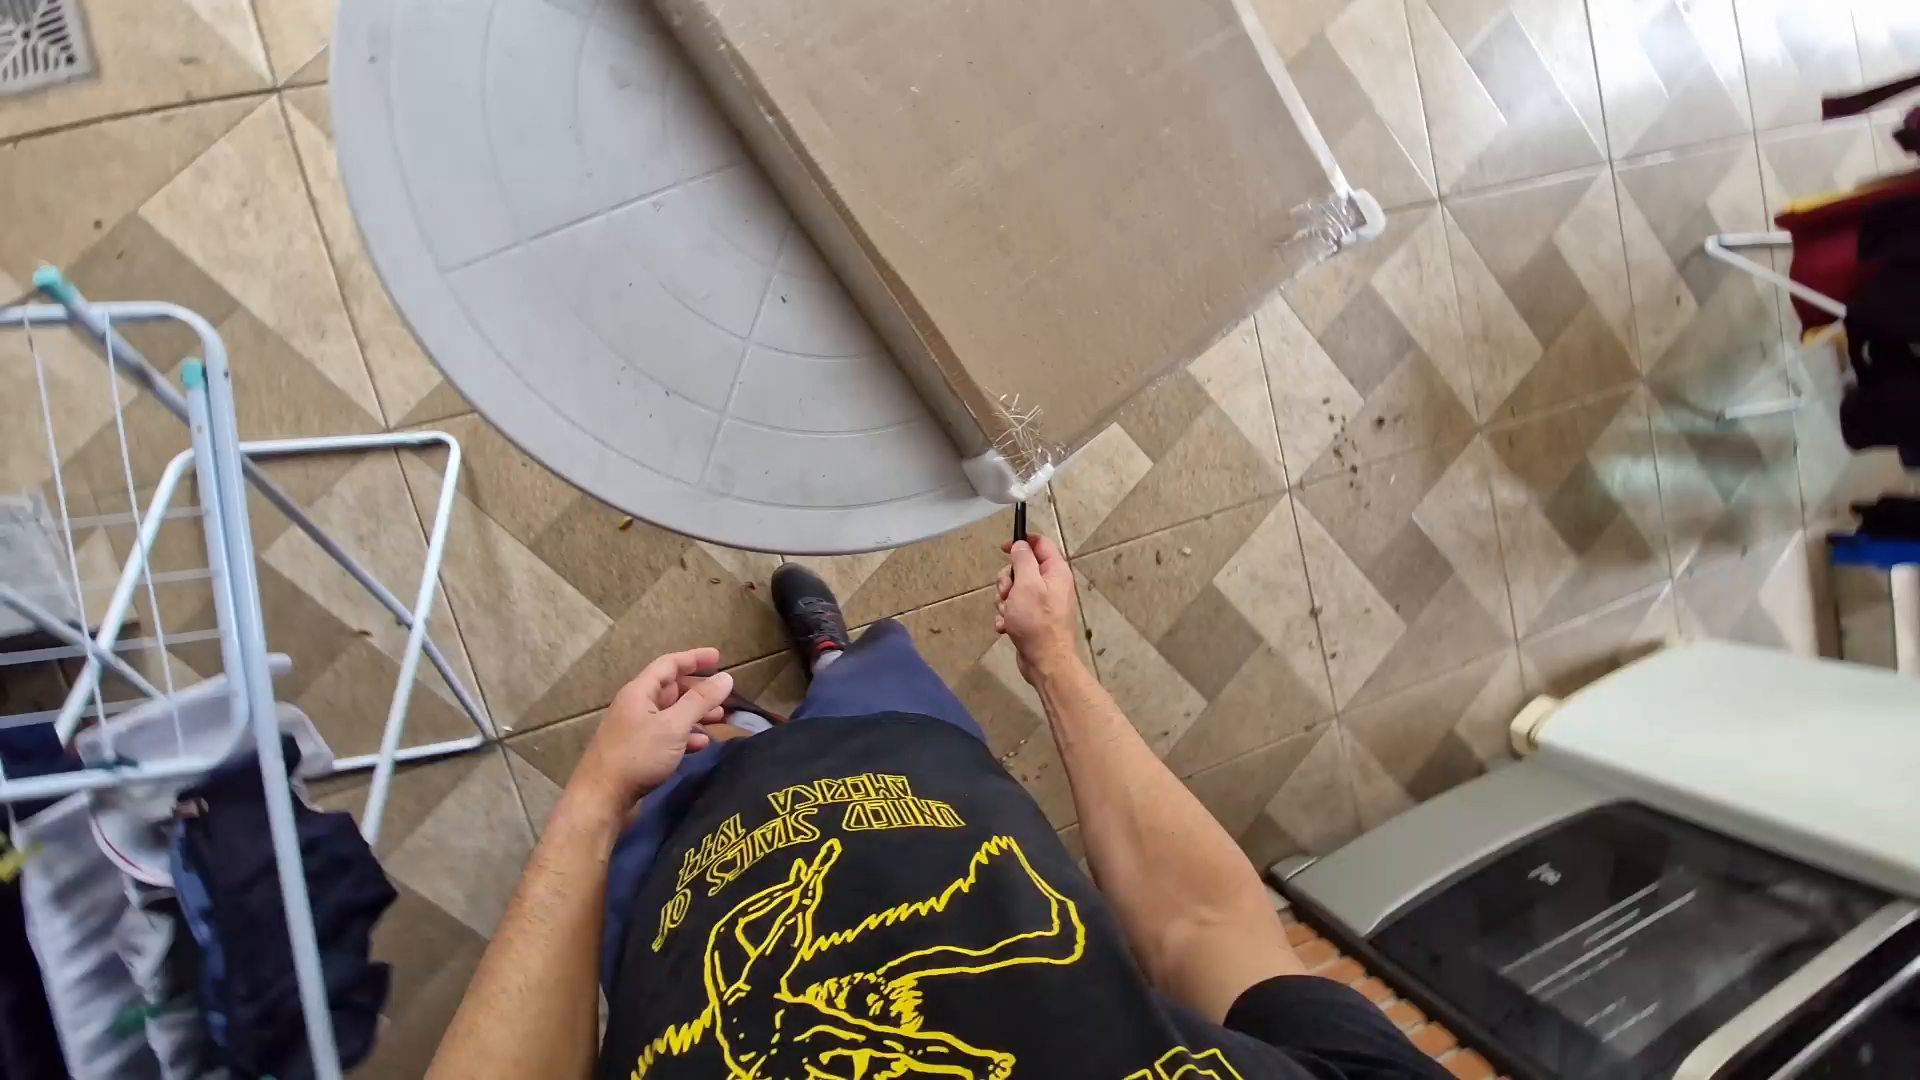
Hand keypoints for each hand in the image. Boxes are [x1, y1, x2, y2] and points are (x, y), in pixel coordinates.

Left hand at [566, 647, 734, 817]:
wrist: (601, 800)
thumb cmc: (637, 756)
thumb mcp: (673, 725)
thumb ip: (701, 700)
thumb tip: (727, 677)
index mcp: (640, 692)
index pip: (669, 665)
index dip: (694, 658)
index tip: (718, 657)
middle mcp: (636, 707)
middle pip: (671, 689)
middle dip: (699, 690)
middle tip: (724, 694)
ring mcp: (636, 731)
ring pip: (672, 713)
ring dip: (696, 713)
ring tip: (720, 718)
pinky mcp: (639, 753)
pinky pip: (667, 735)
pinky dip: (686, 736)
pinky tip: (701, 744)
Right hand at [995, 534, 1081, 684]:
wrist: (1045, 662)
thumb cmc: (1037, 621)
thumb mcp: (1027, 584)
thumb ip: (1023, 560)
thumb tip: (1020, 545)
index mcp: (1055, 571)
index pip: (1040, 543)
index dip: (1021, 542)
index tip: (1003, 549)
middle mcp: (1051, 584)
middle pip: (1022, 568)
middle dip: (1007, 581)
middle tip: (1007, 594)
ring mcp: (1042, 603)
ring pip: (1014, 590)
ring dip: (1005, 602)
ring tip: (1009, 615)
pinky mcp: (1032, 620)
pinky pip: (1014, 610)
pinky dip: (1007, 617)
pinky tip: (1007, 627)